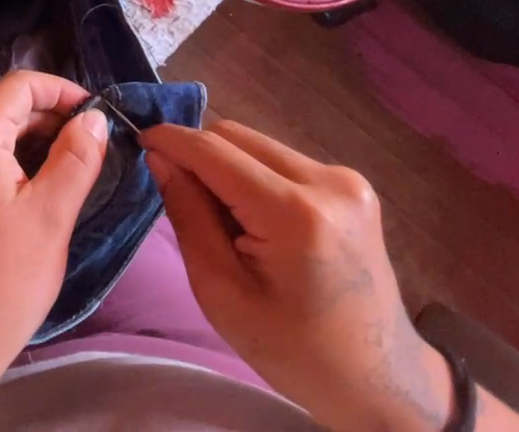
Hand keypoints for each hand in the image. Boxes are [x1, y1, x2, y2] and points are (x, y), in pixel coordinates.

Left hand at [0, 70, 109, 378]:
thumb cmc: (4, 279)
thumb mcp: (52, 215)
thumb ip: (76, 157)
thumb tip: (94, 116)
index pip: (19, 85)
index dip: (62, 91)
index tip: (99, 113)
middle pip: (4, 106)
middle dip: (51, 117)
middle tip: (95, 146)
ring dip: (34, 139)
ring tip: (75, 167)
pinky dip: (12, 159)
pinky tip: (40, 185)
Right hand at [141, 121, 451, 431]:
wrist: (383, 383)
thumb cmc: (294, 350)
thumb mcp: (221, 292)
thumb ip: (187, 215)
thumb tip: (159, 157)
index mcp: (295, 214)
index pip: (212, 150)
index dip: (168, 140)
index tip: (135, 141)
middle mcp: (327, 181)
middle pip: (233, 135)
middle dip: (196, 154)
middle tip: (179, 195)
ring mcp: (346, 180)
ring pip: (254, 142)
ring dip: (223, 164)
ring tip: (221, 215)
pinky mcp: (351, 185)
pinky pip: (277, 158)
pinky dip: (251, 174)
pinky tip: (253, 216)